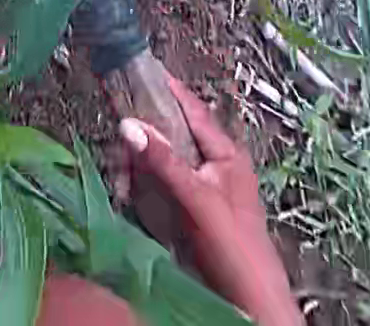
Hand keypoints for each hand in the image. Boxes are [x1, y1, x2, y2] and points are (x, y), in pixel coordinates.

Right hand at [121, 79, 303, 325]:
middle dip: (145, 128)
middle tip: (117, 119)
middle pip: (173, 133)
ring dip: (139, 159)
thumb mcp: (198, 198)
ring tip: (117, 161)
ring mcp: (202, 189)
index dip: (169, 88)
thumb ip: (164, 160)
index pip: (193, 109)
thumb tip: (127, 123)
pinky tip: (126, 185)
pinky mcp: (190, 211)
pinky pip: (160, 184)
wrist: (253, 309)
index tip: (142, 68)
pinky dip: (142, 181)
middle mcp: (214, 165)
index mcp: (226, 154)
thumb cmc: (235, 248)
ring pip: (162, 159)